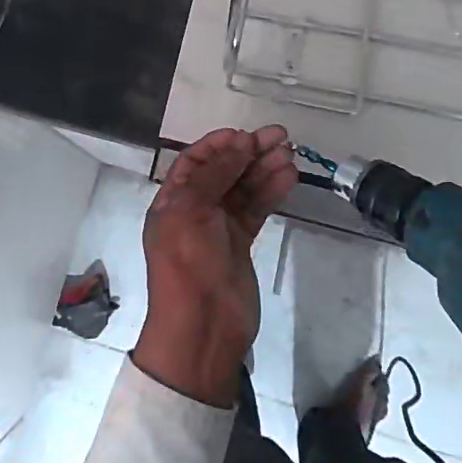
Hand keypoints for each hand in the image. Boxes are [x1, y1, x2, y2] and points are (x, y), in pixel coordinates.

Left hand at [132, 125, 296, 407]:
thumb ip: (215, 175)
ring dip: (264, 170)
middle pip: (223, 172)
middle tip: (280, 137)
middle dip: (249, 153)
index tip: (245, 134)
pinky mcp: (241, 244)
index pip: (194, 162)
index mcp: (172, 201)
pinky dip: (271, 193)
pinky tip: (289, 178)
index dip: (218, 145)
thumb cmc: (187, 264)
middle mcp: (194, 210)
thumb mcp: (191, 212)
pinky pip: (256, 210)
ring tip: (290, 154)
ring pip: (243, 190)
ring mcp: (218, 228)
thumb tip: (240, 142)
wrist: (202, 328)